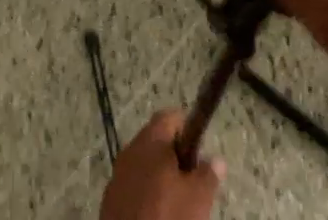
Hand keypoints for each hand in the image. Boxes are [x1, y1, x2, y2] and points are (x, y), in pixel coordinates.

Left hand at [99, 111, 224, 219]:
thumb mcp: (198, 197)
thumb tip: (216, 159)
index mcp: (150, 142)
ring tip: (178, 197)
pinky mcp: (111, 196)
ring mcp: (117, 173)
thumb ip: (209, 173)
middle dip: (176, 154)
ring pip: (145, 162)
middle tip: (192, 176)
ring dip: (161, 173)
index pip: (169, 117)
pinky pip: (133, 182)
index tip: (199, 147)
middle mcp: (129, 151)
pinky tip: (158, 209)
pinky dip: (147, 188)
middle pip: (156, 139)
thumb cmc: (167, 216)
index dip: (187, 126)